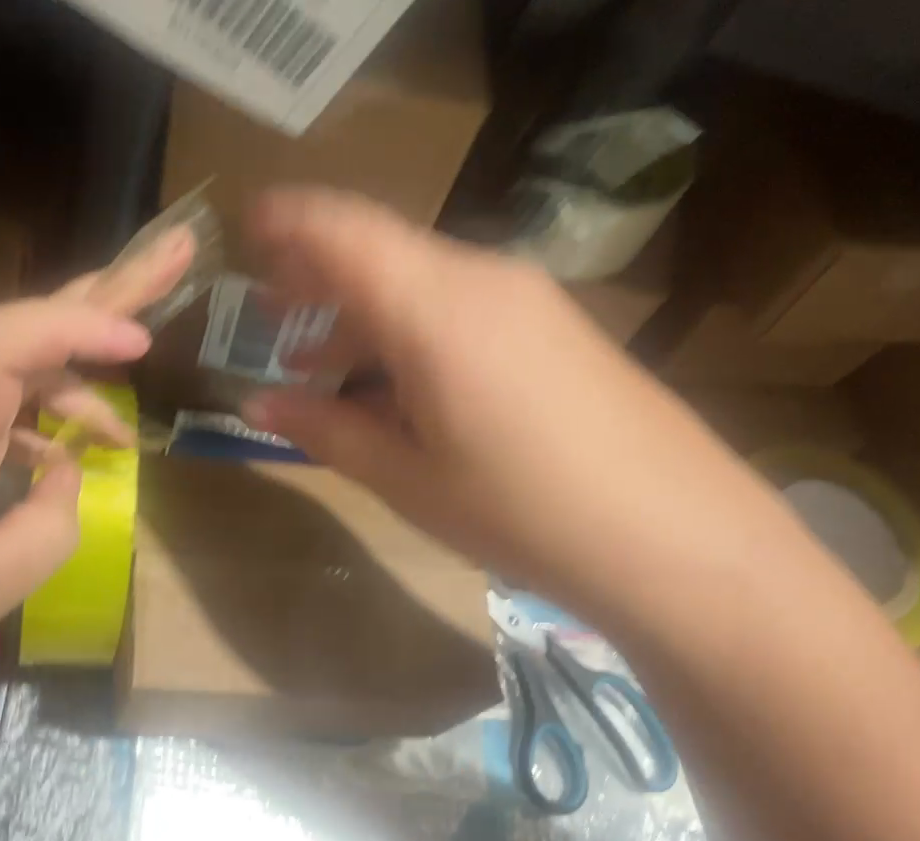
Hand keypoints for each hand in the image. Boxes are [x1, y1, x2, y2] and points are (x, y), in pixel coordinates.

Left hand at [0, 230, 193, 706]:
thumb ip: (48, 528)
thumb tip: (68, 466)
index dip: (71, 328)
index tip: (139, 344)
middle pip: (18, 323)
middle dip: (104, 292)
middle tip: (176, 250)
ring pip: (8, 360)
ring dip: (76, 379)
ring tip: (123, 432)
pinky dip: (39, 408)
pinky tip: (68, 448)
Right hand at [241, 188, 802, 632]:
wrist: (675, 537)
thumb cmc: (520, 511)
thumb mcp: (407, 478)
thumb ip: (325, 429)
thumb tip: (257, 401)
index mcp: (433, 307)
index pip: (342, 231)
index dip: (286, 223)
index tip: (243, 235)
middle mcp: (481, 280)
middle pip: (381, 251)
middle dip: (316, 276)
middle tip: (266, 311)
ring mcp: (526, 300)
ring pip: (420, 280)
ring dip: (362, 312)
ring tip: (316, 363)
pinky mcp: (555, 328)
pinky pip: (461, 306)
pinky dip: (409, 329)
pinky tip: (394, 384)